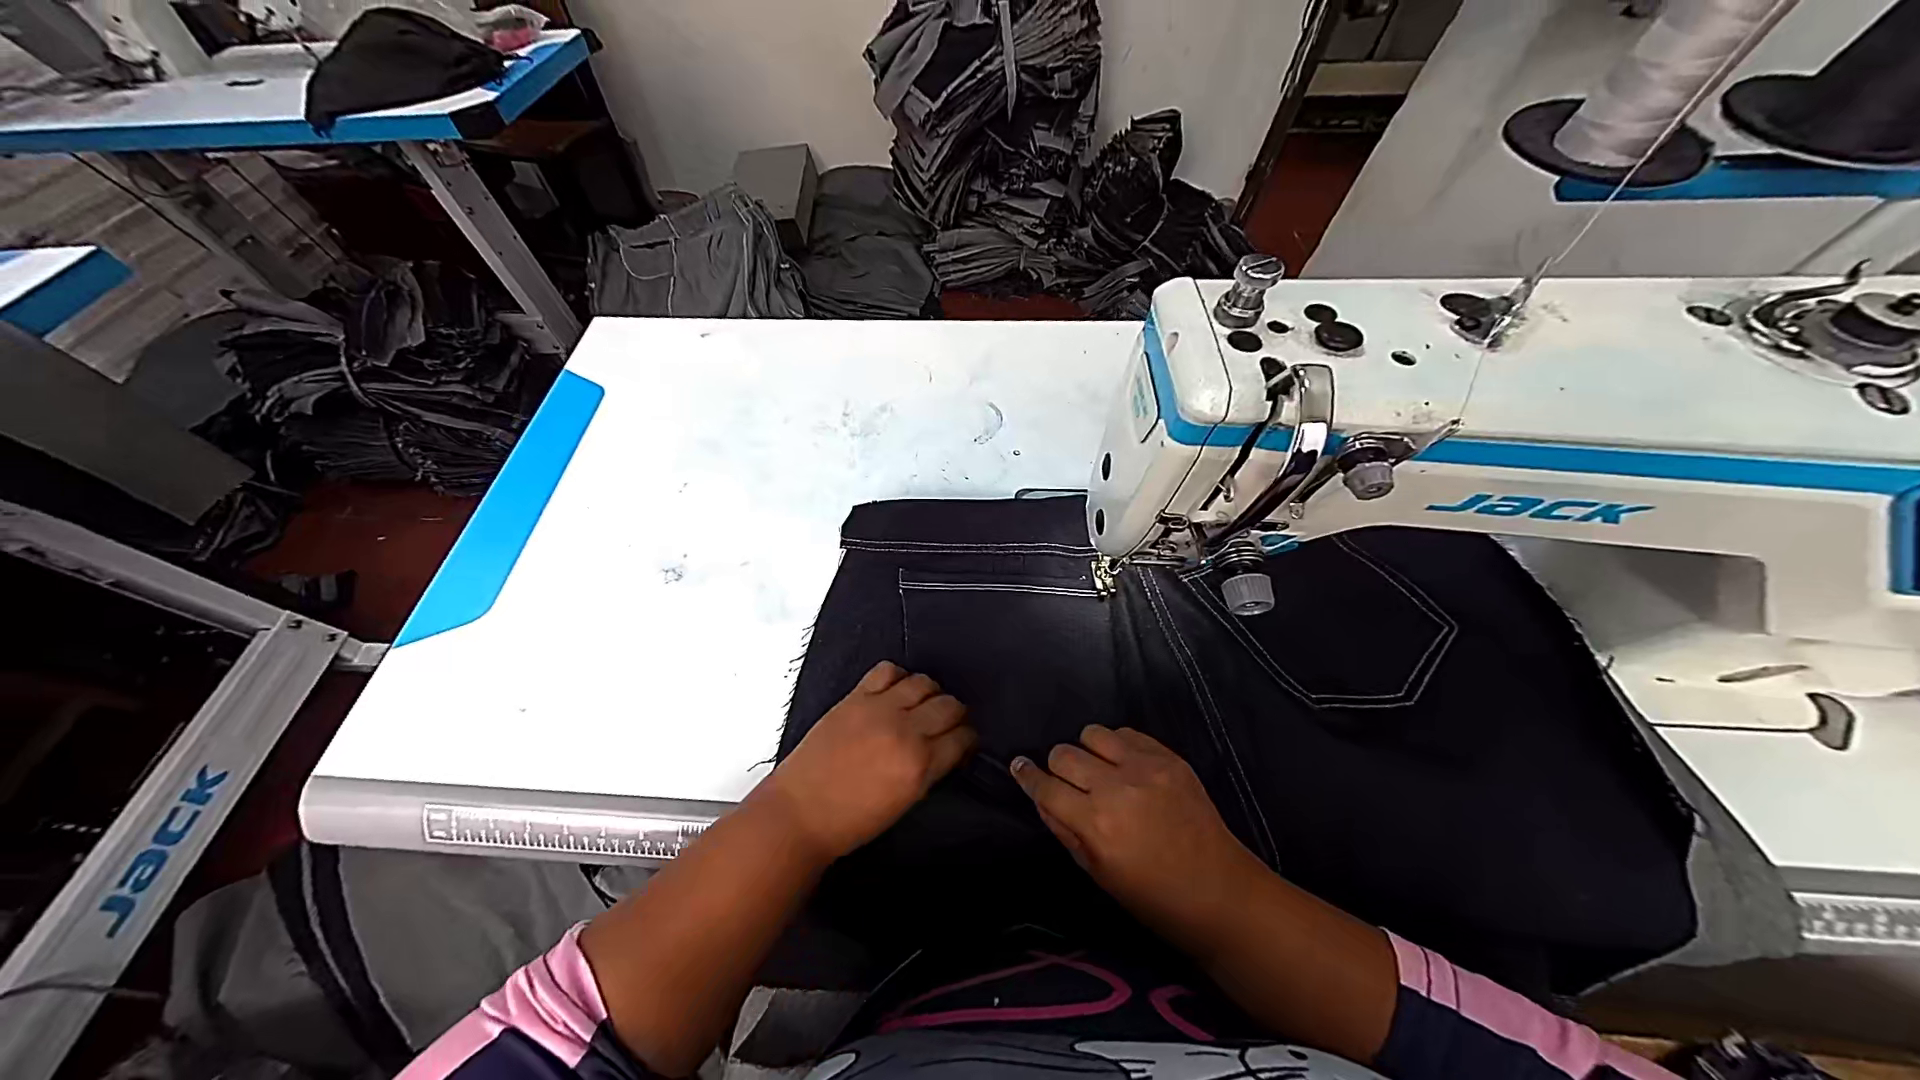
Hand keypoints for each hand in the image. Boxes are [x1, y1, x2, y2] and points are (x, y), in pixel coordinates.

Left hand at [757, 661, 976, 862]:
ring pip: (924, 682)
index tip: (964, 741)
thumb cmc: (849, 820)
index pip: (963, 737)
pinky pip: (887, 670)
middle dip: (956, 715)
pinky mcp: (855, 698)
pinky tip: (896, 690)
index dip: (968, 739)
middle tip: (948, 724)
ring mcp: (878, 710)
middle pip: (950, 705)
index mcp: (920, 765)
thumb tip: (946, 751)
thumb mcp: (905, 803)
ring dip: (931, 693)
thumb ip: (930, 771)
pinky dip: (898, 677)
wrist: (800, 814)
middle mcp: (904, 731)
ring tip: (923, 705)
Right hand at [1011, 726, 1266, 955]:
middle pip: (1064, 754)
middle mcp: (1117, 788)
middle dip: (1058, 768)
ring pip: (1092, 733)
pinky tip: (1125, 766)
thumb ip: (1063, 829)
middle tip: (1069, 784)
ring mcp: (1146, 768)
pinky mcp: (1170, 758)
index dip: (1026, 775)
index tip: (1018, 766)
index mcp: (1096, 825)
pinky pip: (1127, 732)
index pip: (1045, 787)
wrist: (1221, 892)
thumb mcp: (1097, 873)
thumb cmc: (1153, 897)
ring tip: (1099, 770)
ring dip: (1087, 751)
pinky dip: (1117, 746)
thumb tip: (1041, 796)